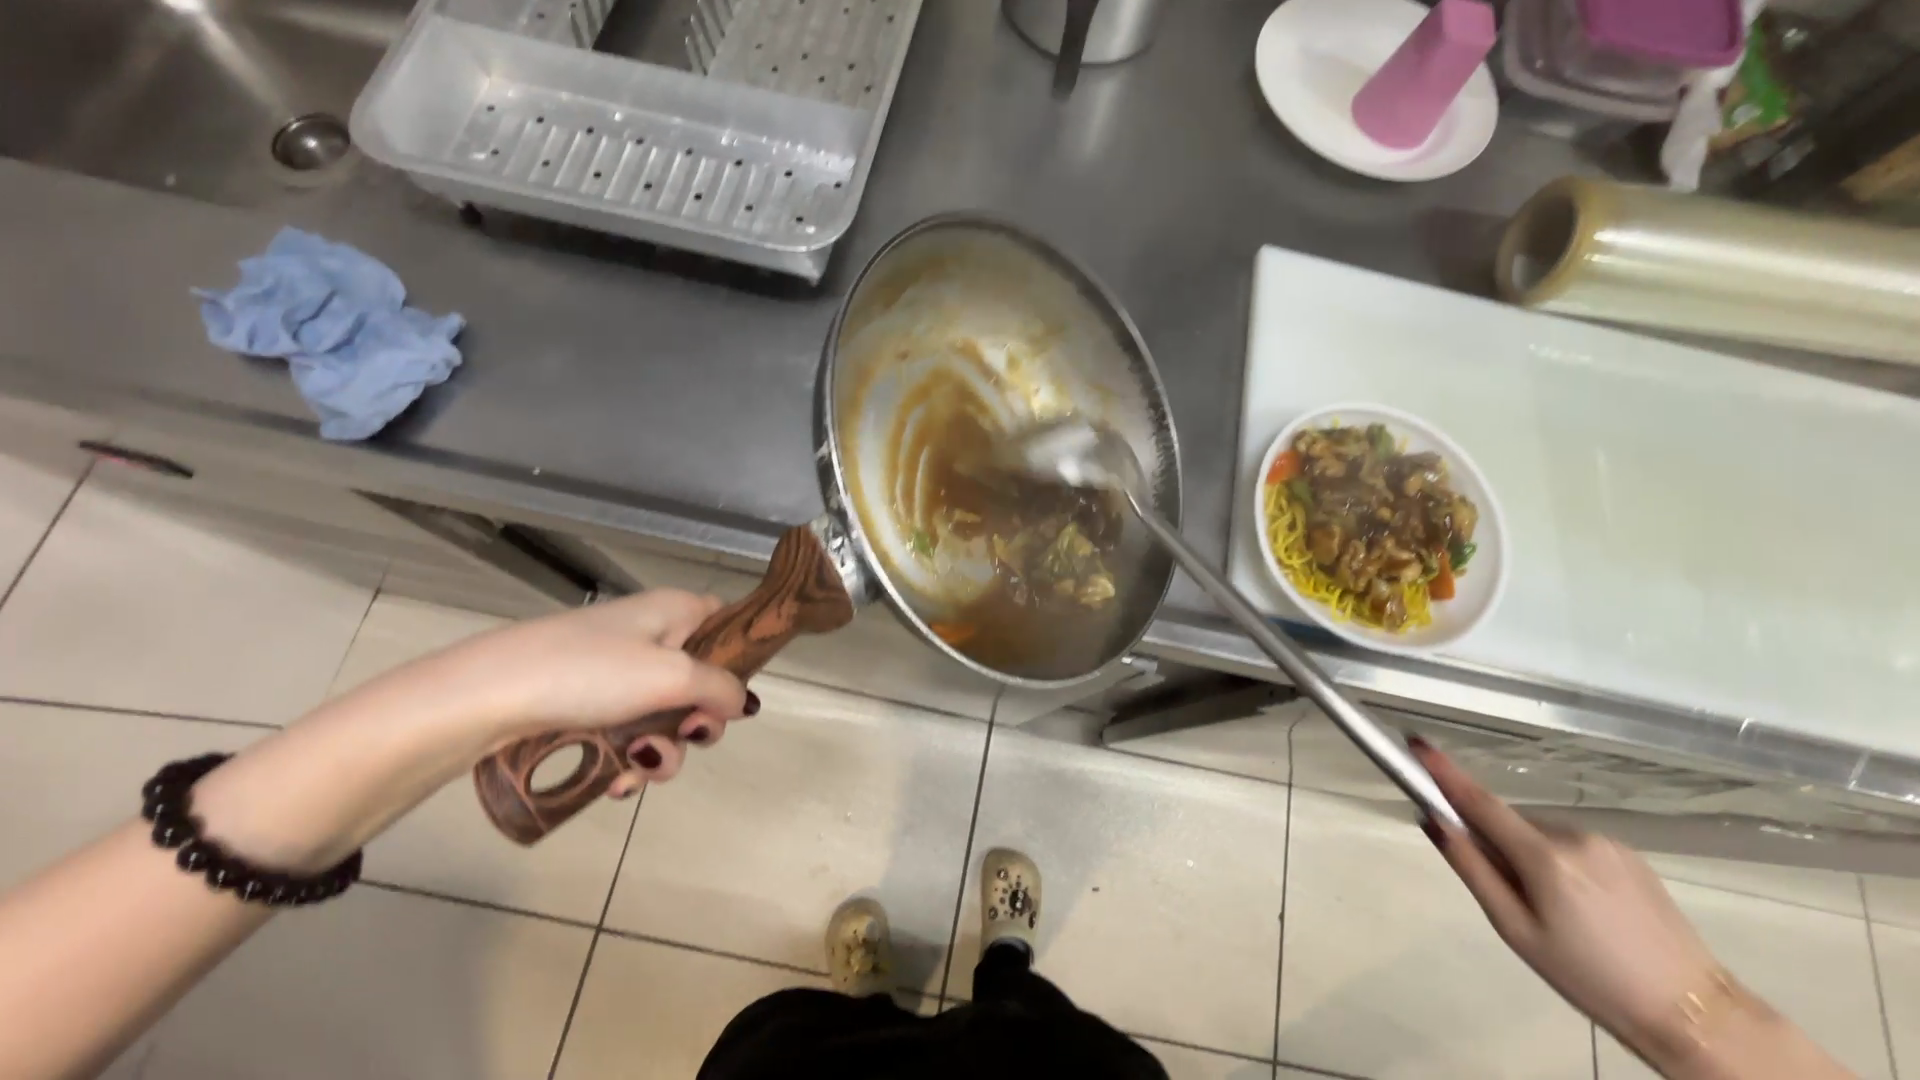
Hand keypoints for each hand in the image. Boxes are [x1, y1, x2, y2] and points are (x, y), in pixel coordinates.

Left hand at [457, 589, 755, 793]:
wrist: (485, 698)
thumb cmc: (586, 673)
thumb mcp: (668, 676)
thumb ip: (720, 688)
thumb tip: (743, 703)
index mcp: (673, 612)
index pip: (727, 622)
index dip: (739, 658)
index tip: (735, 695)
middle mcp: (649, 639)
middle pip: (700, 683)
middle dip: (698, 722)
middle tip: (687, 735)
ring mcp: (615, 675)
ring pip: (666, 720)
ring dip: (663, 753)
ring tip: (638, 768)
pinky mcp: (586, 709)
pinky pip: (629, 738)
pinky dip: (629, 763)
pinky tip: (616, 782)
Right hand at [1411, 738, 1723, 1066]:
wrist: (1691, 1011)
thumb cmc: (1588, 977)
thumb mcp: (1515, 930)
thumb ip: (1472, 870)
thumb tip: (1434, 821)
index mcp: (1543, 857)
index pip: (1479, 802)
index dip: (1444, 772)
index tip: (1417, 743)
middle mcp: (1574, 835)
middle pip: (1510, 822)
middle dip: (1495, 843)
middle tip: (1509, 899)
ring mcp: (1607, 842)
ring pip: (1541, 835)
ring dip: (1530, 856)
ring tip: (1555, 913)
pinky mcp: (1630, 854)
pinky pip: (1572, 846)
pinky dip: (1560, 864)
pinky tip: (1583, 908)